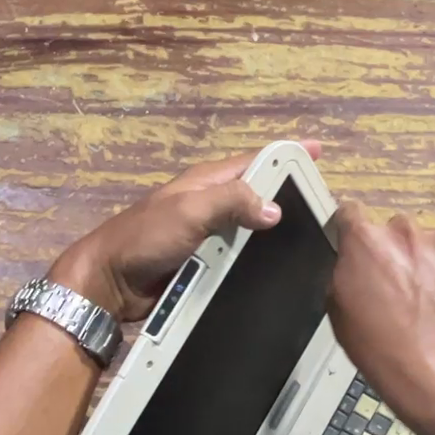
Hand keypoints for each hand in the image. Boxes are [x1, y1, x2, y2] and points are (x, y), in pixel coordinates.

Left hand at [50, 142, 322, 320]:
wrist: (111, 282)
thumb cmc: (145, 238)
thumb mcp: (190, 210)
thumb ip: (231, 202)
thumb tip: (276, 209)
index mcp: (207, 183)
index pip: (254, 161)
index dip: (286, 154)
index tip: (318, 152)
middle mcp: (210, 206)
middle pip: (257, 197)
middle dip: (289, 198)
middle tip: (324, 210)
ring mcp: (207, 238)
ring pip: (250, 233)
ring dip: (275, 238)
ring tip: (312, 246)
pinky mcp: (203, 266)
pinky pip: (238, 262)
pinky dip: (256, 264)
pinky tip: (278, 274)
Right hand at [328, 207, 434, 429]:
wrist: (426, 362)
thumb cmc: (374, 340)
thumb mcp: (337, 305)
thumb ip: (346, 271)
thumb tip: (354, 266)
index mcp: (364, 240)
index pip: (350, 213)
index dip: (352, 228)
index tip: (355, 242)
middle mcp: (404, 232)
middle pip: (396, 230)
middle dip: (396, 250)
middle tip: (396, 283)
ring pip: (431, 246)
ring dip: (427, 264)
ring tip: (426, 299)